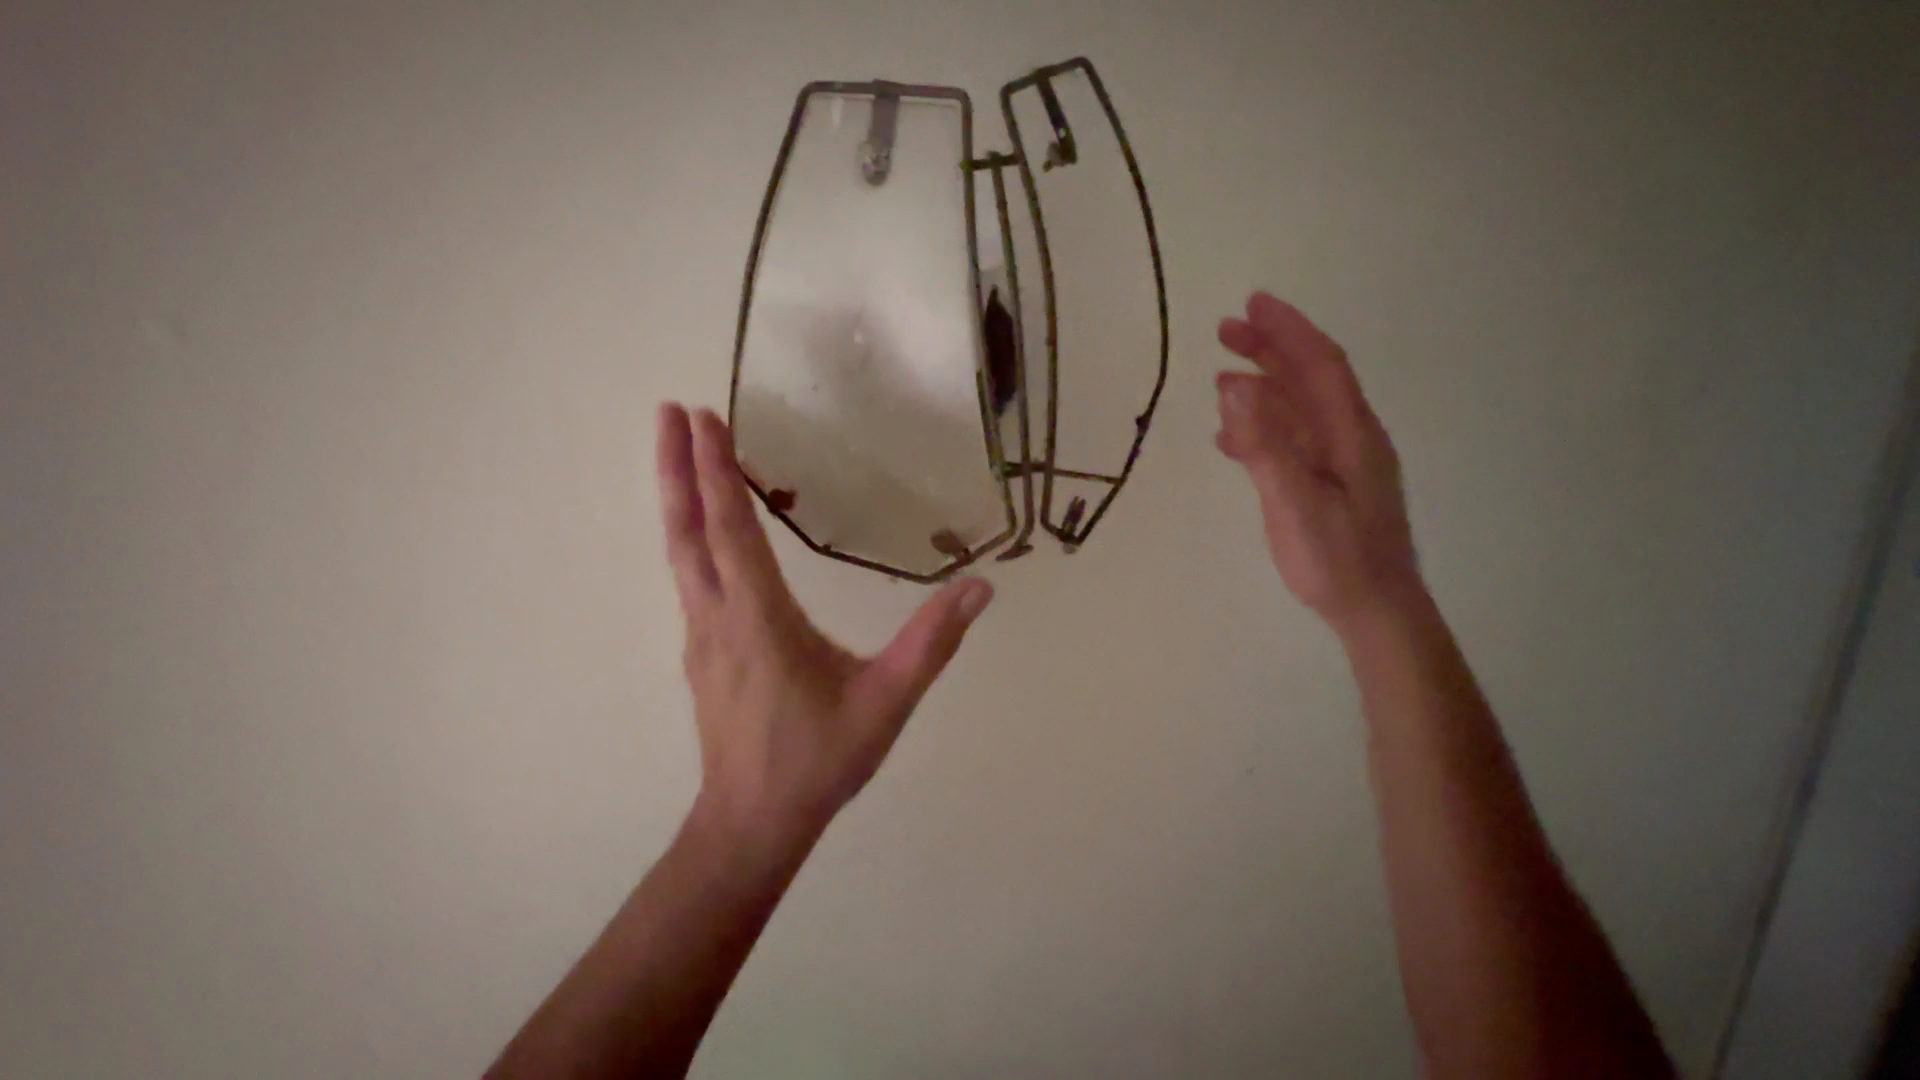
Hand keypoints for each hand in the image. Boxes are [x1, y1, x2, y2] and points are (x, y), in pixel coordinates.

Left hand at [655, 404, 993, 847]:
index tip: (702, 418)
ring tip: (679, 455)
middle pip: (687, 531)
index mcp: (759, 618)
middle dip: (678, 468)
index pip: (731, 529)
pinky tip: (704, 536)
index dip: (718, 471)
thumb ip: (933, 643)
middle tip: (670, 412)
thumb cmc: (818, 760)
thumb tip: (979, 587)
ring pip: (680, 556)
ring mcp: (701, 638)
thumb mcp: (887, 701)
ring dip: (678, 500)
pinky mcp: (701, 656)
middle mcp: (719, 617)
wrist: (752, 823)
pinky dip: (691, 539)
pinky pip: (690, 580)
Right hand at [1215, 293, 1421, 629]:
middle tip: (1225, 332)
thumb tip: (1234, 386)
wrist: (1375, 610)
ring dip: (1264, 388)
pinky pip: (1294, 440)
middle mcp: (1351, 438)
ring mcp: (1342, 463)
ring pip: (1301, 409)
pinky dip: (1262, 429)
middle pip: (1311, 379)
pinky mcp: (1330, 486)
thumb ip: (1265, 445)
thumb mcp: (1294, 501)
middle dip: (1271, 350)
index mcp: (1351, 433)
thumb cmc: (1337, 558)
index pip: (1320, 364)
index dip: (1288, 330)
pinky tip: (1232, 440)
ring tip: (1222, 378)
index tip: (1252, 304)